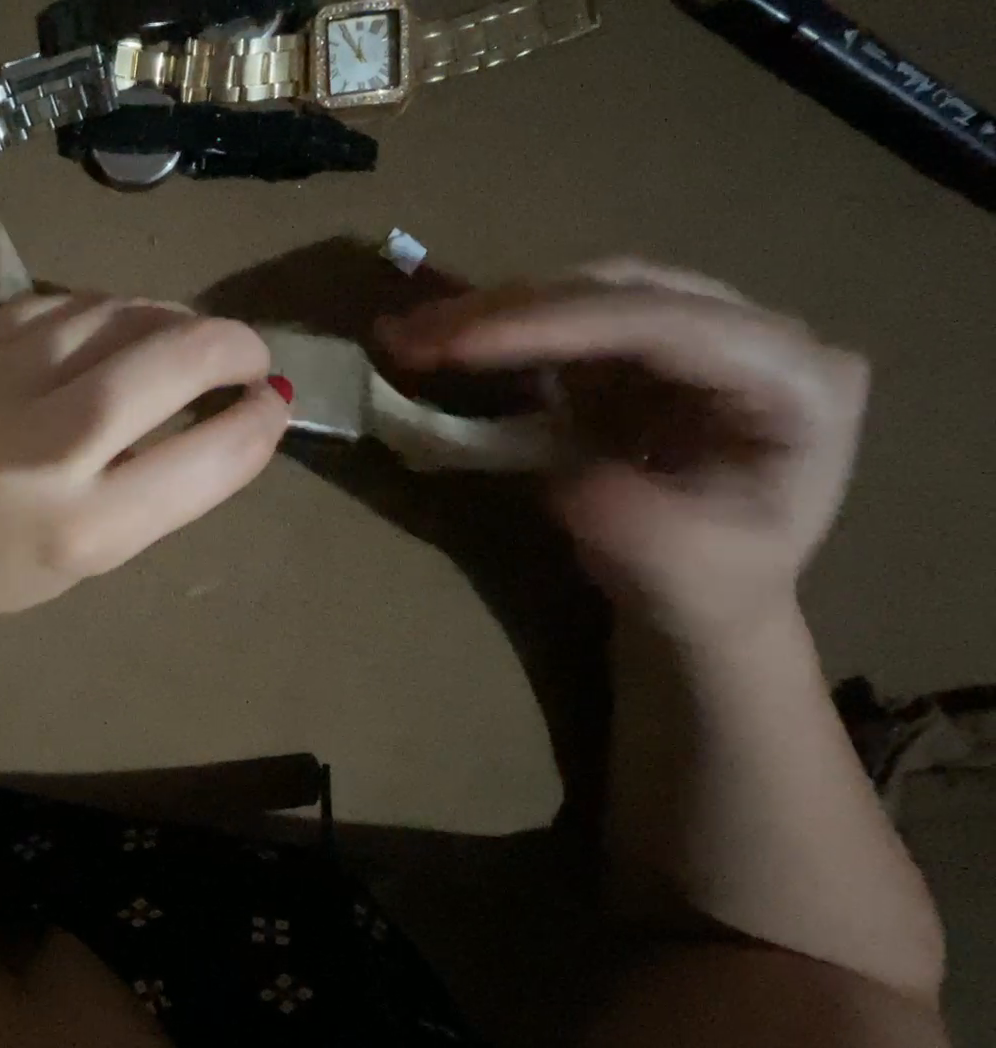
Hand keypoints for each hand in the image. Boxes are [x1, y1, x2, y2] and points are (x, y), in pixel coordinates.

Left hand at [0, 294, 290, 642]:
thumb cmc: (1, 566)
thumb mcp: (96, 556)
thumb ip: (166, 488)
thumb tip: (238, 412)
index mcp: (82, 524)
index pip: (206, 455)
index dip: (259, 423)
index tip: (272, 406)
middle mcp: (45, 446)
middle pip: (171, 357)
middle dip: (233, 347)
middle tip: (247, 360)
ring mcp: (2, 380)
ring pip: (124, 311)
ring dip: (175, 322)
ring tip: (187, 346)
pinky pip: (73, 300)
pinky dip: (114, 313)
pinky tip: (118, 337)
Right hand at [379, 260, 869, 631]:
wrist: (700, 598)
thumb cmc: (702, 588)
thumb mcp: (673, 573)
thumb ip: (623, 516)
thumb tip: (554, 465)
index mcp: (797, 383)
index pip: (668, 326)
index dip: (558, 325)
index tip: (458, 345)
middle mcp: (752, 337)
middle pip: (622, 292)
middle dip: (509, 310)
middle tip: (414, 336)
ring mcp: (689, 339)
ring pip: (582, 296)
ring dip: (489, 315)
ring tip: (408, 336)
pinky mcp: (634, 355)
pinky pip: (559, 323)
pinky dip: (494, 333)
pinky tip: (440, 343)